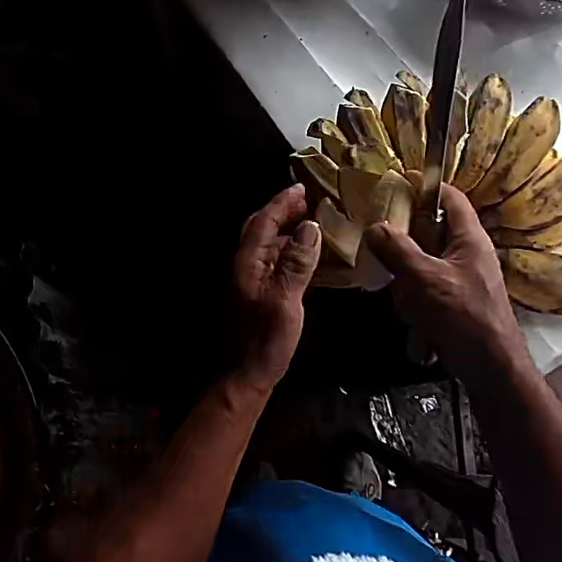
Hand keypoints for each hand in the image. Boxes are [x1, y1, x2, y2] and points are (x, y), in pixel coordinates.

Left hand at [229, 184, 322, 392]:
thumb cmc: (266, 339)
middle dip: (284, 211)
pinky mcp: (260, 293)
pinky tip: (311, 256)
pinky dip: (292, 252)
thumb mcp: (286, 298)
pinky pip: (276, 262)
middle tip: (310, 201)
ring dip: (290, 231)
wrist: (247, 374)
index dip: (283, 202)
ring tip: (315, 223)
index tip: (302, 187)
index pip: (264, 221)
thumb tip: (310, 227)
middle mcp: (246, 265)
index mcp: (247, 262)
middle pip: (263, 228)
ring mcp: (251, 279)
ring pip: (270, 245)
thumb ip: (298, 262)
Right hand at [364, 185, 529, 382]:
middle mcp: (466, 255)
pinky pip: (423, 296)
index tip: (398, 185)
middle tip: (392, 266)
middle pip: (425, 236)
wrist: (490, 368)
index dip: (426, 187)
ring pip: (419, 270)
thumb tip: (375, 228)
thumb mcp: (424, 278)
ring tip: (414, 308)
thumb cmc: (464, 317)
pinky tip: (420, 328)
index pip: (450, 198)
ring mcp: (459, 281)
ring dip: (408, 291)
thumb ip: (396, 250)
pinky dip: (417, 310)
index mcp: (469, 238)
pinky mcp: (453, 305)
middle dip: (404, 255)